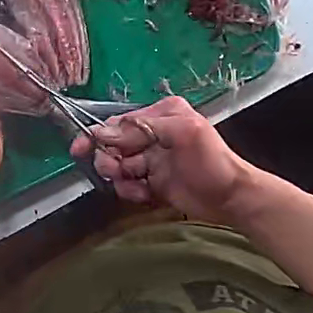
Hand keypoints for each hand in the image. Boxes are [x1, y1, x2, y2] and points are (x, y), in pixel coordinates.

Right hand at [71, 95, 258, 224]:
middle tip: (116, 171)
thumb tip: (103, 132)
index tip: (81, 148)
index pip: (121, 121)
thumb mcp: (182, 133)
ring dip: (121, 178)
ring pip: (119, 166)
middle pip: (114, 144)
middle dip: (110, 159)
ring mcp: (152, 160)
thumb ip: (143, 128)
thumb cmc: (212, 161)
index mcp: (162, 114)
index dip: (99, 134)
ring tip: (137, 185)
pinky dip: (131, 191)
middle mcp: (154, 135)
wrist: (231, 198)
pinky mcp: (152, 183)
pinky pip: (129, 185)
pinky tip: (145, 195)